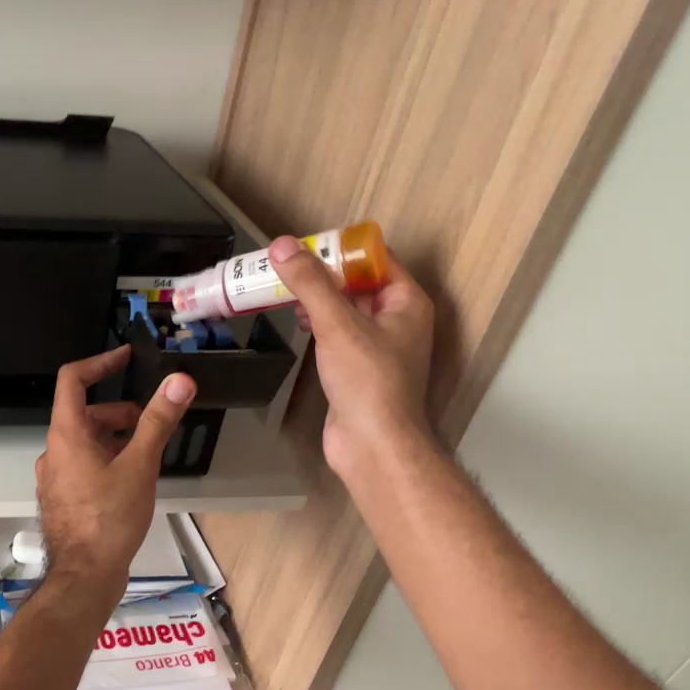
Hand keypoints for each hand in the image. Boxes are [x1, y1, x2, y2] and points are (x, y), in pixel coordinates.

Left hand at [35, 347, 194, 598]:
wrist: (85, 575)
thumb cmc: (109, 520)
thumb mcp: (140, 466)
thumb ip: (158, 421)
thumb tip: (179, 381)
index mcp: (66, 436)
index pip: (73, 380)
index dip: (100, 362)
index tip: (126, 358)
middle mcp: (54, 453)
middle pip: (84, 415)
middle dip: (119, 412)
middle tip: (151, 422)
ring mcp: (55, 478)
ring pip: (85, 443)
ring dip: (115, 439)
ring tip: (147, 455)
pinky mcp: (63, 500)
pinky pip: (83, 467)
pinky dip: (106, 461)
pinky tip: (131, 482)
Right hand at [268, 234, 436, 478]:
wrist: (372, 443)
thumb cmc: (367, 382)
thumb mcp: (337, 324)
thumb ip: (310, 284)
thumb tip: (283, 246)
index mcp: (406, 302)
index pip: (376, 259)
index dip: (342, 249)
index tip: (306, 246)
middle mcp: (398, 321)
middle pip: (359, 283)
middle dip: (324, 274)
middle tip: (287, 267)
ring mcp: (379, 347)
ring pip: (347, 310)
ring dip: (319, 300)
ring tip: (285, 292)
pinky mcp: (359, 370)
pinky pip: (339, 335)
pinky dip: (320, 325)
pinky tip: (298, 323)